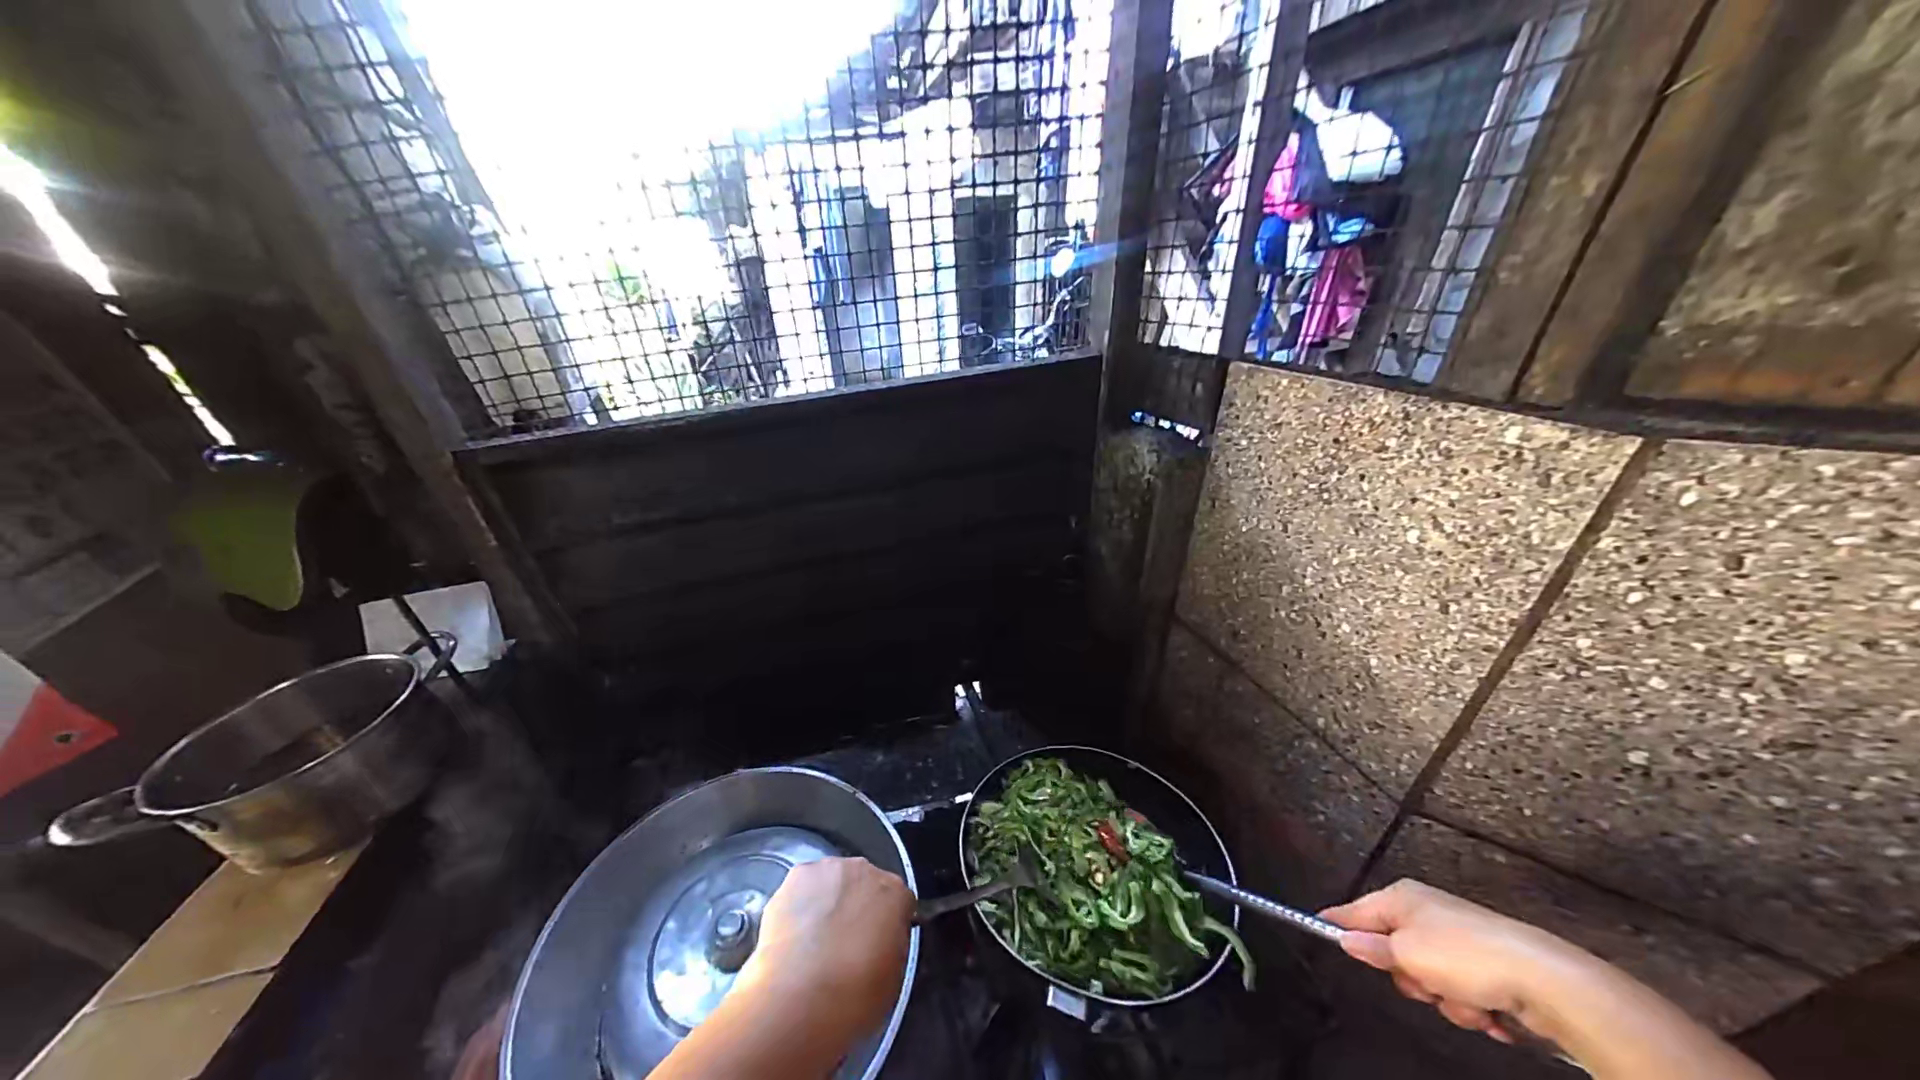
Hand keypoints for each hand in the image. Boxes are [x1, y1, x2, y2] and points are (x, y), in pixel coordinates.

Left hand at [732, 856, 914, 1043]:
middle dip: (856, 907)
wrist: (798, 999)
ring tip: (813, 942)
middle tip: (844, 944)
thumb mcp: (893, 978)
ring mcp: (828, 869)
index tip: (877, 944)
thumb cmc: (852, 997)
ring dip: (827, 902)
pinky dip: (799, 905)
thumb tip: (882, 941)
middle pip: (863, 883)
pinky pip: (802, 887)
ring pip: (831, 882)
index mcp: (895, 893)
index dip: (887, 924)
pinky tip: (793, 936)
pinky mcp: (795, 876)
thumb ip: (893, 944)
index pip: (898, 900)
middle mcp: (864, 871)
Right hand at [1319, 879, 1773, 1079]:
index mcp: (1403, 898)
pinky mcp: (1488, 968)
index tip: (1314, 926)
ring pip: (1430, 980)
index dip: (1336, 923)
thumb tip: (1344, 938)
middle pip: (1393, 951)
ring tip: (1469, 1003)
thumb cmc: (1464, 957)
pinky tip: (1490, 1012)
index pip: (1355, 911)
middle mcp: (1428, 913)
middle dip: (1409, 978)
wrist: (1545, 980)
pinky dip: (1473, 1008)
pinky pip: (1462, 993)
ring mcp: (1459, 940)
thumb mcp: (1408, 954)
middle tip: (1425, 985)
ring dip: (1445, 1000)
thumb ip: (1373, 949)